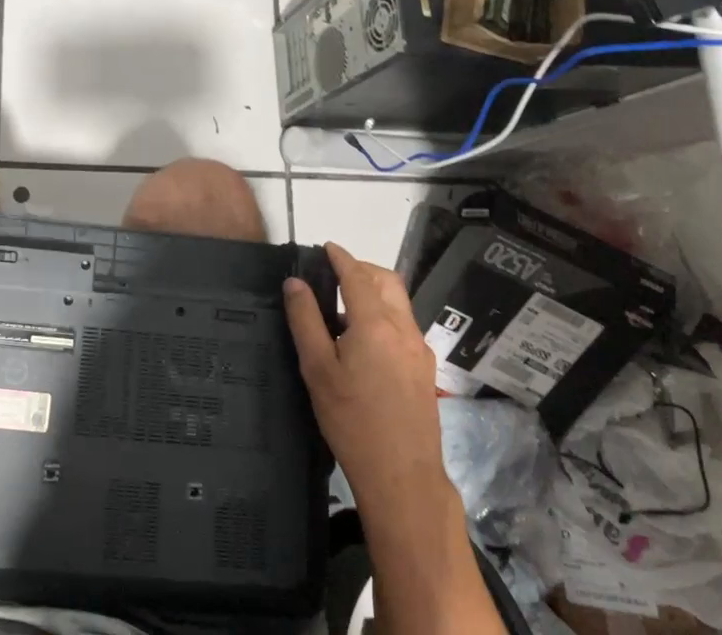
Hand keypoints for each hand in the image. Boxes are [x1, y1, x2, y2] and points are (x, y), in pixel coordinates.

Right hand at [283, 243, 447, 507]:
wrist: (402, 474)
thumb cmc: (351, 420)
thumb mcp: (317, 370)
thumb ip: (306, 322)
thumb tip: (296, 283)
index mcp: (376, 325)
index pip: (357, 276)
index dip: (341, 257)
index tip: (326, 247)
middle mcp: (404, 330)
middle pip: (387, 282)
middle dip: (362, 269)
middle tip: (333, 274)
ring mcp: (420, 350)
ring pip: (399, 305)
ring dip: (373, 294)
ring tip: (341, 311)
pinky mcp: (425, 370)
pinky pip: (403, 327)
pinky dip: (383, 317)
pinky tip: (362, 342)